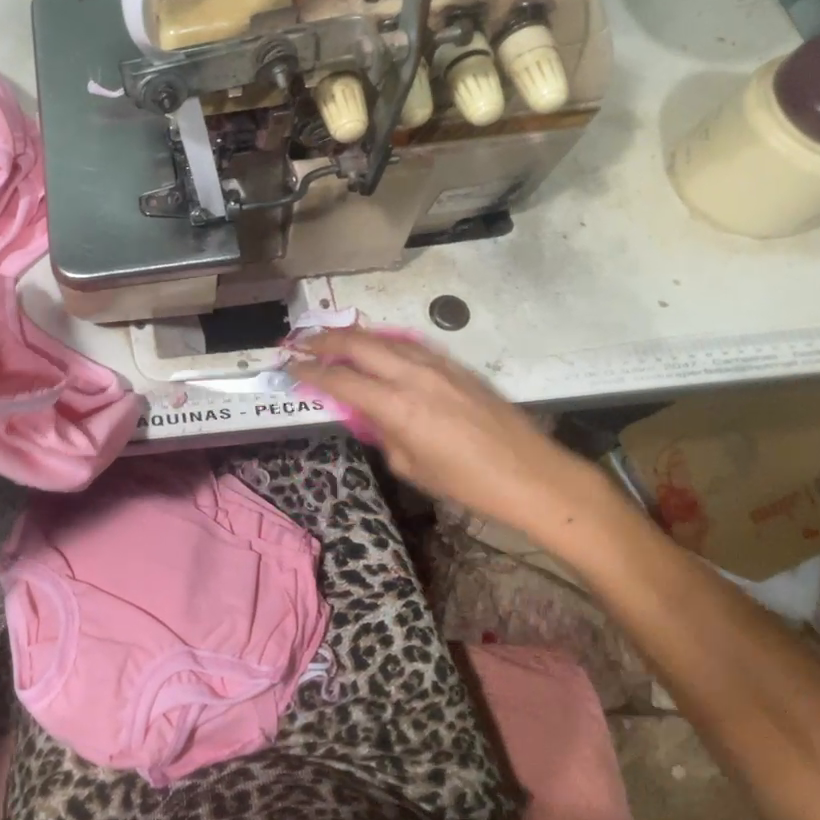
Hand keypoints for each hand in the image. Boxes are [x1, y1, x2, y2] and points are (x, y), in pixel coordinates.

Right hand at [289, 329, 607, 540]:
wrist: (531, 474)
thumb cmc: (467, 483)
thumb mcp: (411, 466)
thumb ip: (383, 432)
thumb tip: (367, 412)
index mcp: (397, 406)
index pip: (340, 380)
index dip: (309, 372)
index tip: (288, 368)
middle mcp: (413, 376)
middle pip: (357, 345)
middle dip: (323, 341)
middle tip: (299, 342)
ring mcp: (437, 366)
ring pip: (384, 338)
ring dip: (352, 336)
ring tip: (329, 338)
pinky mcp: (455, 366)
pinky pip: (410, 345)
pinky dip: (384, 341)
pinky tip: (376, 345)